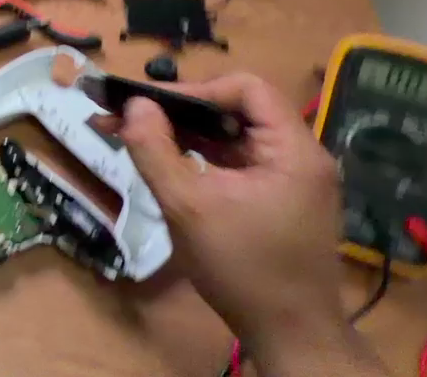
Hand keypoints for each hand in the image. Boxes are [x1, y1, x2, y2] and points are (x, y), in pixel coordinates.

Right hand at [119, 73, 383, 376]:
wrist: (291, 337)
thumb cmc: (242, 267)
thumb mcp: (187, 205)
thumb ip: (155, 148)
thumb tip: (134, 104)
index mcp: (292, 152)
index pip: (247, 88)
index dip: (196, 88)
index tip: (151, 105)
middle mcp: (298, 157)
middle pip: (234, 108)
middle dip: (176, 109)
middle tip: (129, 115)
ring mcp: (288, 178)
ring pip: (227, 133)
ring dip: (180, 131)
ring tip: (131, 133)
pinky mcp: (275, 196)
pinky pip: (230, 158)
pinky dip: (195, 153)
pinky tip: (160, 159)